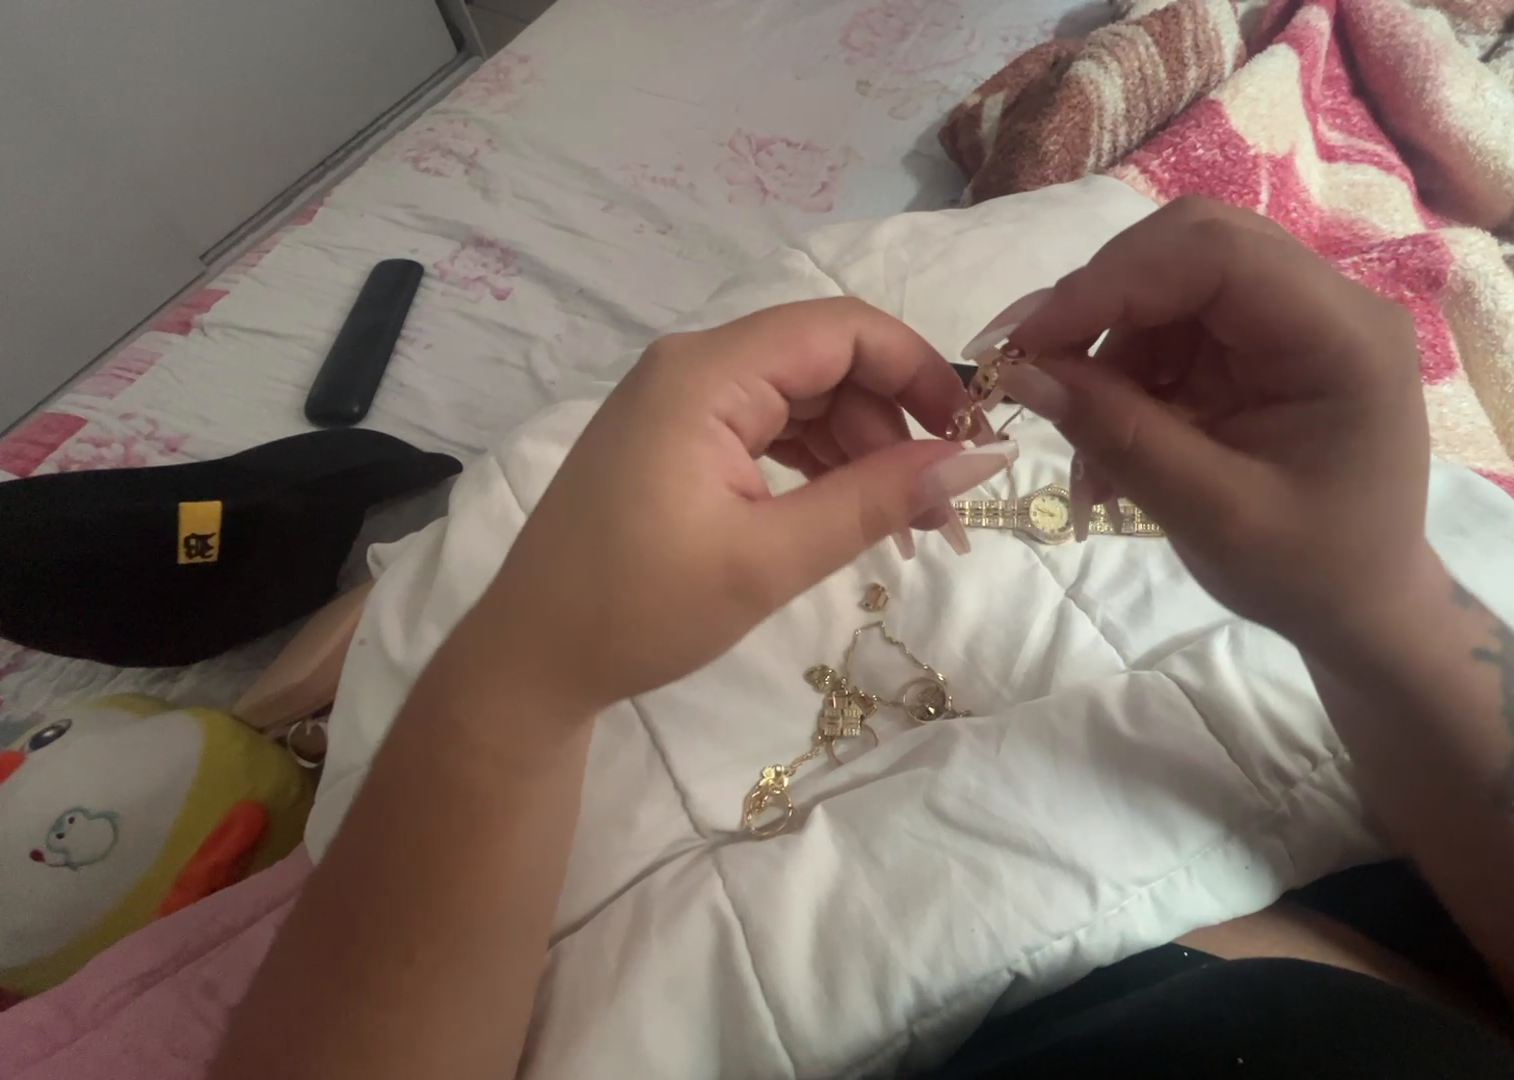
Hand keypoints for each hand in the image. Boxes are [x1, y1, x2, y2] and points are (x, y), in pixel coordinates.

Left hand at [477, 299, 1015, 711]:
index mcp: (707, 374)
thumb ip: (878, 500)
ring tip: (907, 526)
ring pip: (805, 402)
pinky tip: (851, 515)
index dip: (918, 370)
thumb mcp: (771, 558)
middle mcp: (695, 368)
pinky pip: (773, 433)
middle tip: (941, 509)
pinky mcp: (682, 441)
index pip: (842, 329)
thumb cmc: (641, 609)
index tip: (968, 435)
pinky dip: (820, 469)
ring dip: (863, 455)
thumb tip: (979, 458)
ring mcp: (685, 404)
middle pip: (827, 365)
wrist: (535, 659)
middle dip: (895, 427)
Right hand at [991, 198, 1439, 651]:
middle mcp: (1318, 305)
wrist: (1353, 600)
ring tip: (1085, 447)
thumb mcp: (1210, 514)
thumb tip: (1019, 373)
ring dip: (1101, 357)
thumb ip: (1118, 436)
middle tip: (1030, 369)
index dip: (1109, 283)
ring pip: (1161, 290)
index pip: (1216, 255)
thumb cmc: (1306, 569)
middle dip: (1096, 306)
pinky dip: (1116, 383)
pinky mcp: (1247, 348)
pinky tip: (1107, 446)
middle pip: (1185, 249)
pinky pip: (1160, 334)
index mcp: (1341, 336)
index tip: (1026, 341)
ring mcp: (1280, 322)